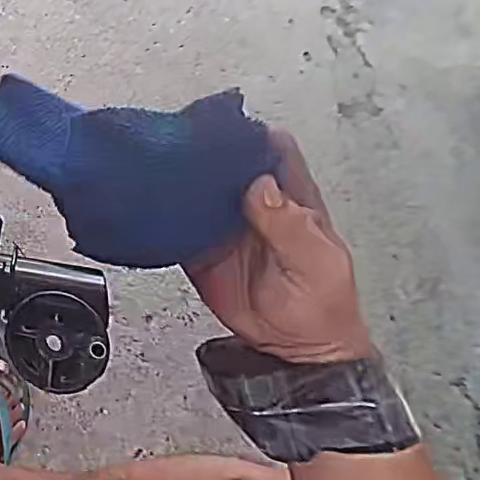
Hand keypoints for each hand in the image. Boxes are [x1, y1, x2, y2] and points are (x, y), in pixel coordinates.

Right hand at [183, 132, 372, 363]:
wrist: (293, 350)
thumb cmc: (321, 308)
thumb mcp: (317, 264)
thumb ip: (291, 226)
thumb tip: (262, 185)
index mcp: (293, 202)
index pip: (274, 152)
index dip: (253, 135)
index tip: (228, 129)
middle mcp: (256, 208)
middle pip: (230, 165)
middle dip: (208, 152)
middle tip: (184, 144)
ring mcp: (227, 228)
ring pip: (201, 191)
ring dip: (184, 180)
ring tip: (164, 169)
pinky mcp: (202, 251)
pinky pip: (180, 225)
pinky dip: (167, 215)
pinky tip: (157, 208)